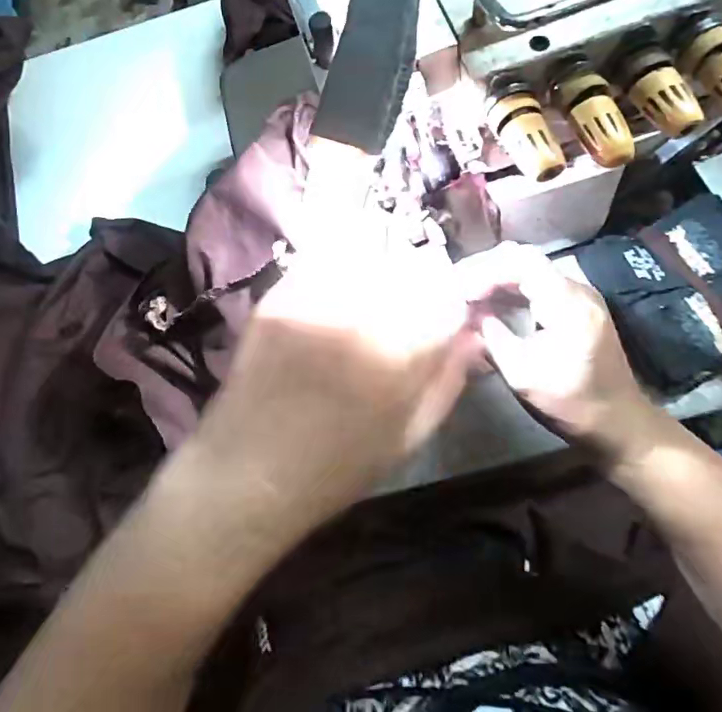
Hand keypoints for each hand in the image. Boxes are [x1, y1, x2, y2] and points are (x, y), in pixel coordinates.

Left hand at [183, 237, 483, 535]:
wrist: (249, 469)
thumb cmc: (338, 466)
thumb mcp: (409, 435)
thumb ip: (448, 378)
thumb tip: (472, 333)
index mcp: (400, 349)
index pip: (449, 291)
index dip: (453, 301)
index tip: (447, 314)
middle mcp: (360, 309)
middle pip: (410, 263)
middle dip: (421, 282)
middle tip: (408, 309)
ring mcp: (314, 295)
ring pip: (368, 251)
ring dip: (381, 268)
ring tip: (371, 300)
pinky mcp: (281, 291)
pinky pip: (324, 256)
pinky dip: (340, 264)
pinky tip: (337, 295)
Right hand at [459, 243, 670, 467]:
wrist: (620, 425)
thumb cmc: (571, 404)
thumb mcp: (521, 374)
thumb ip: (492, 336)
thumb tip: (470, 312)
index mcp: (568, 303)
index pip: (521, 262)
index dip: (486, 270)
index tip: (462, 292)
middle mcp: (579, 290)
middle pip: (525, 259)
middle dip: (488, 270)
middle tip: (458, 287)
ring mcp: (581, 295)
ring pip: (531, 268)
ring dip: (498, 277)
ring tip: (469, 293)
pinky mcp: (579, 306)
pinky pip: (541, 283)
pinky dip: (513, 288)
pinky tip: (493, 302)